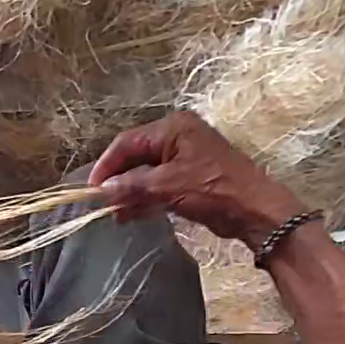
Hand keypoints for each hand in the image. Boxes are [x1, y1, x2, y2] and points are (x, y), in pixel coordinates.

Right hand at [89, 111, 306, 246]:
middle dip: (117, 181)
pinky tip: (129, 215)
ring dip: (128, 193)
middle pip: (134, 157)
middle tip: (101, 202)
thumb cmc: (213, 189)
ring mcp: (183, 158)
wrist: (254, 210)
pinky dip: (142, 199)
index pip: (127, 142)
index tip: (91, 189)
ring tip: (114, 214)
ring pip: (144, 173)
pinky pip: (156, 185)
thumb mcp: (167, 186)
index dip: (106, 165)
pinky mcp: (188, 178)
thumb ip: (132, 186)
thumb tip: (102, 190)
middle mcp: (177, 137)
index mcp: (173, 128)